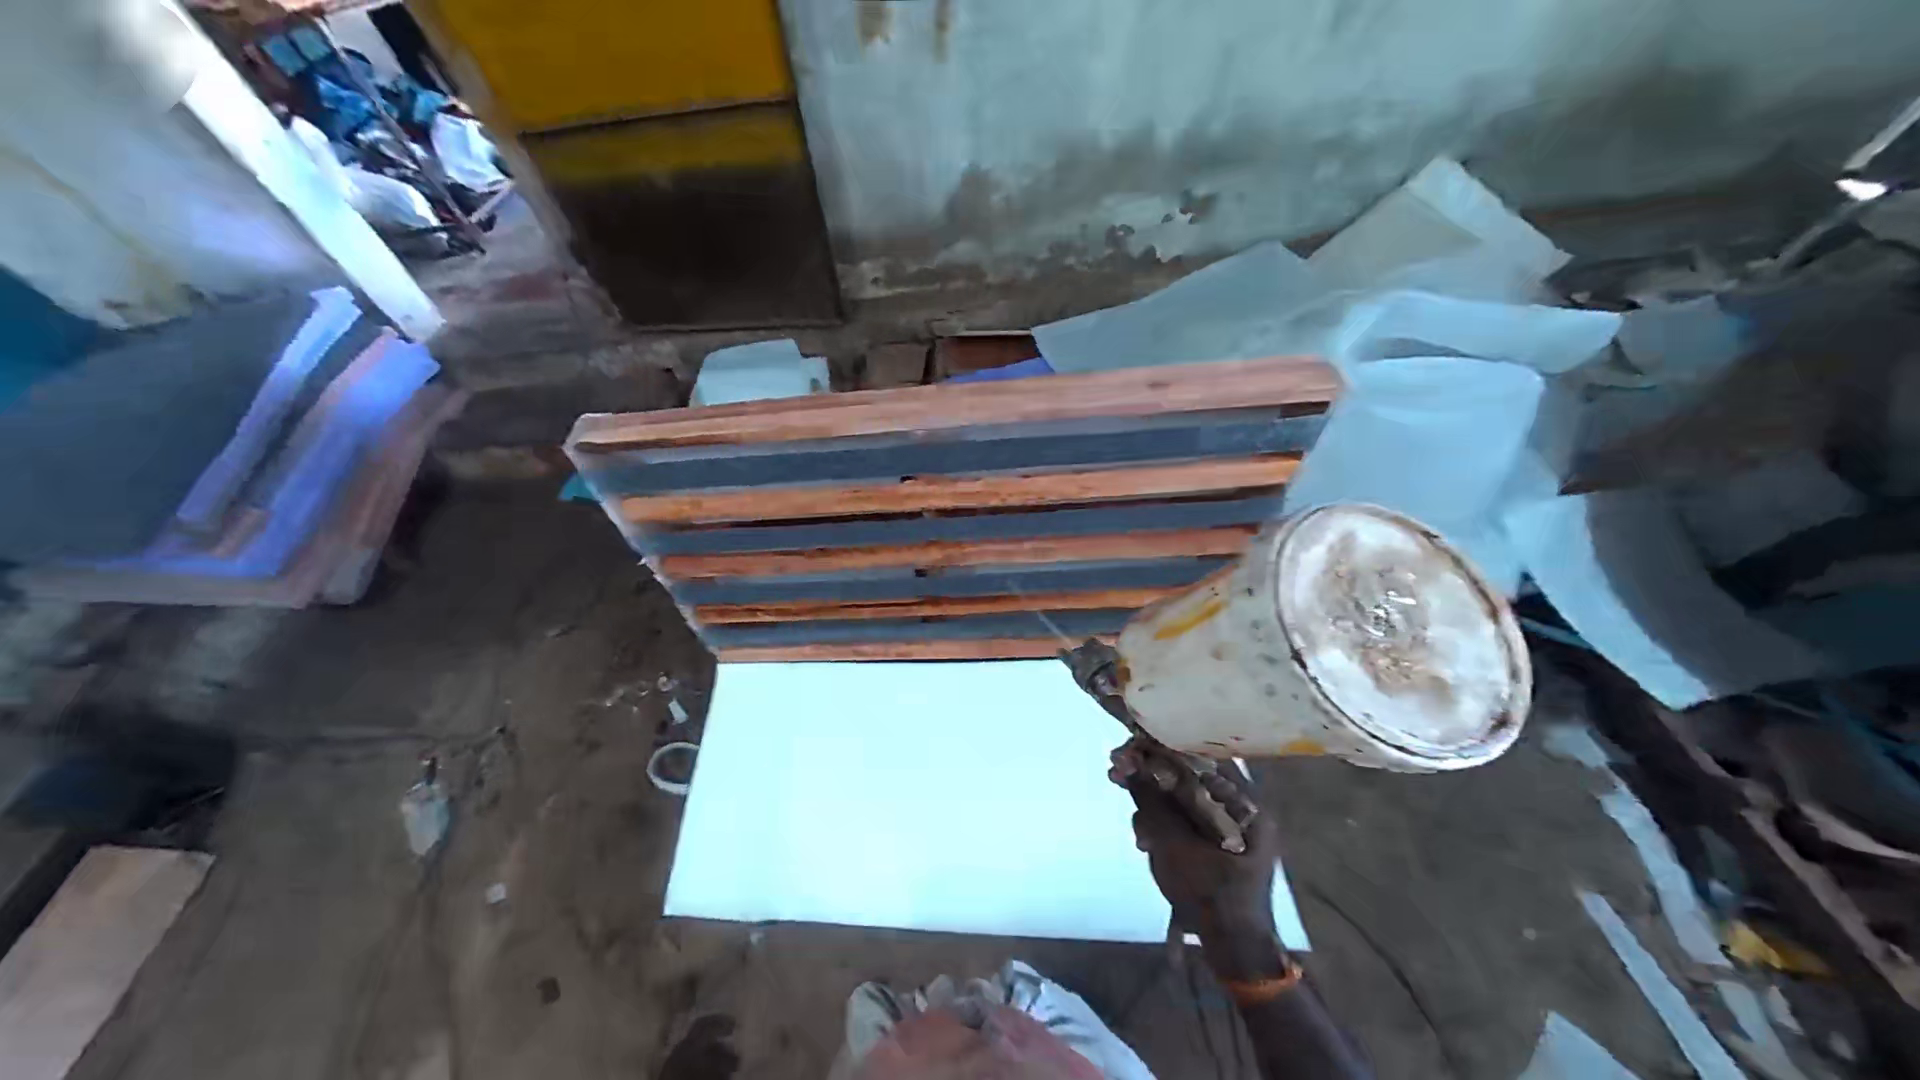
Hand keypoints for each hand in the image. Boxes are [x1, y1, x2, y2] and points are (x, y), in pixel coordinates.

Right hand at [1111, 741, 1287, 978]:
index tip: (1131, 747)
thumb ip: (1152, 802)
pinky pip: (1184, 822)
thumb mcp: (1175, 845)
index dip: (1164, 750)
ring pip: (1182, 801)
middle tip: (1117, 774)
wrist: (1234, 952)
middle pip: (1189, 778)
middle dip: (1151, 779)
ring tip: (1135, 825)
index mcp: (1247, 804)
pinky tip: (1145, 840)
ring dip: (1153, 806)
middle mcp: (1243, 810)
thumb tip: (1129, 762)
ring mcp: (1230, 829)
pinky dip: (1162, 826)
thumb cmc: (1211, 895)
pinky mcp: (1216, 846)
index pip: (1203, 758)